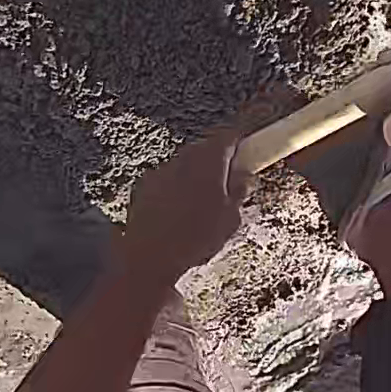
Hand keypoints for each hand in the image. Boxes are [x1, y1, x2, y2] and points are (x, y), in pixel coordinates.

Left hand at [121, 130, 246, 281]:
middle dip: (217, 161)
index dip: (239, 144)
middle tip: (227, 184)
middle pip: (205, 148)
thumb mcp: (231, 217)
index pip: (228, 137)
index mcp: (210, 160)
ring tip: (202, 206)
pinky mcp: (145, 184)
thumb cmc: (196, 236)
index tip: (245, 153)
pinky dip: (174, 188)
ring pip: (185, 164)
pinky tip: (178, 213)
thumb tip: (244, 179)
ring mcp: (162, 169)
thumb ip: (239, 191)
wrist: (152, 254)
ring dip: (194, 175)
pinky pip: (166, 179)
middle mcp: (185, 158)